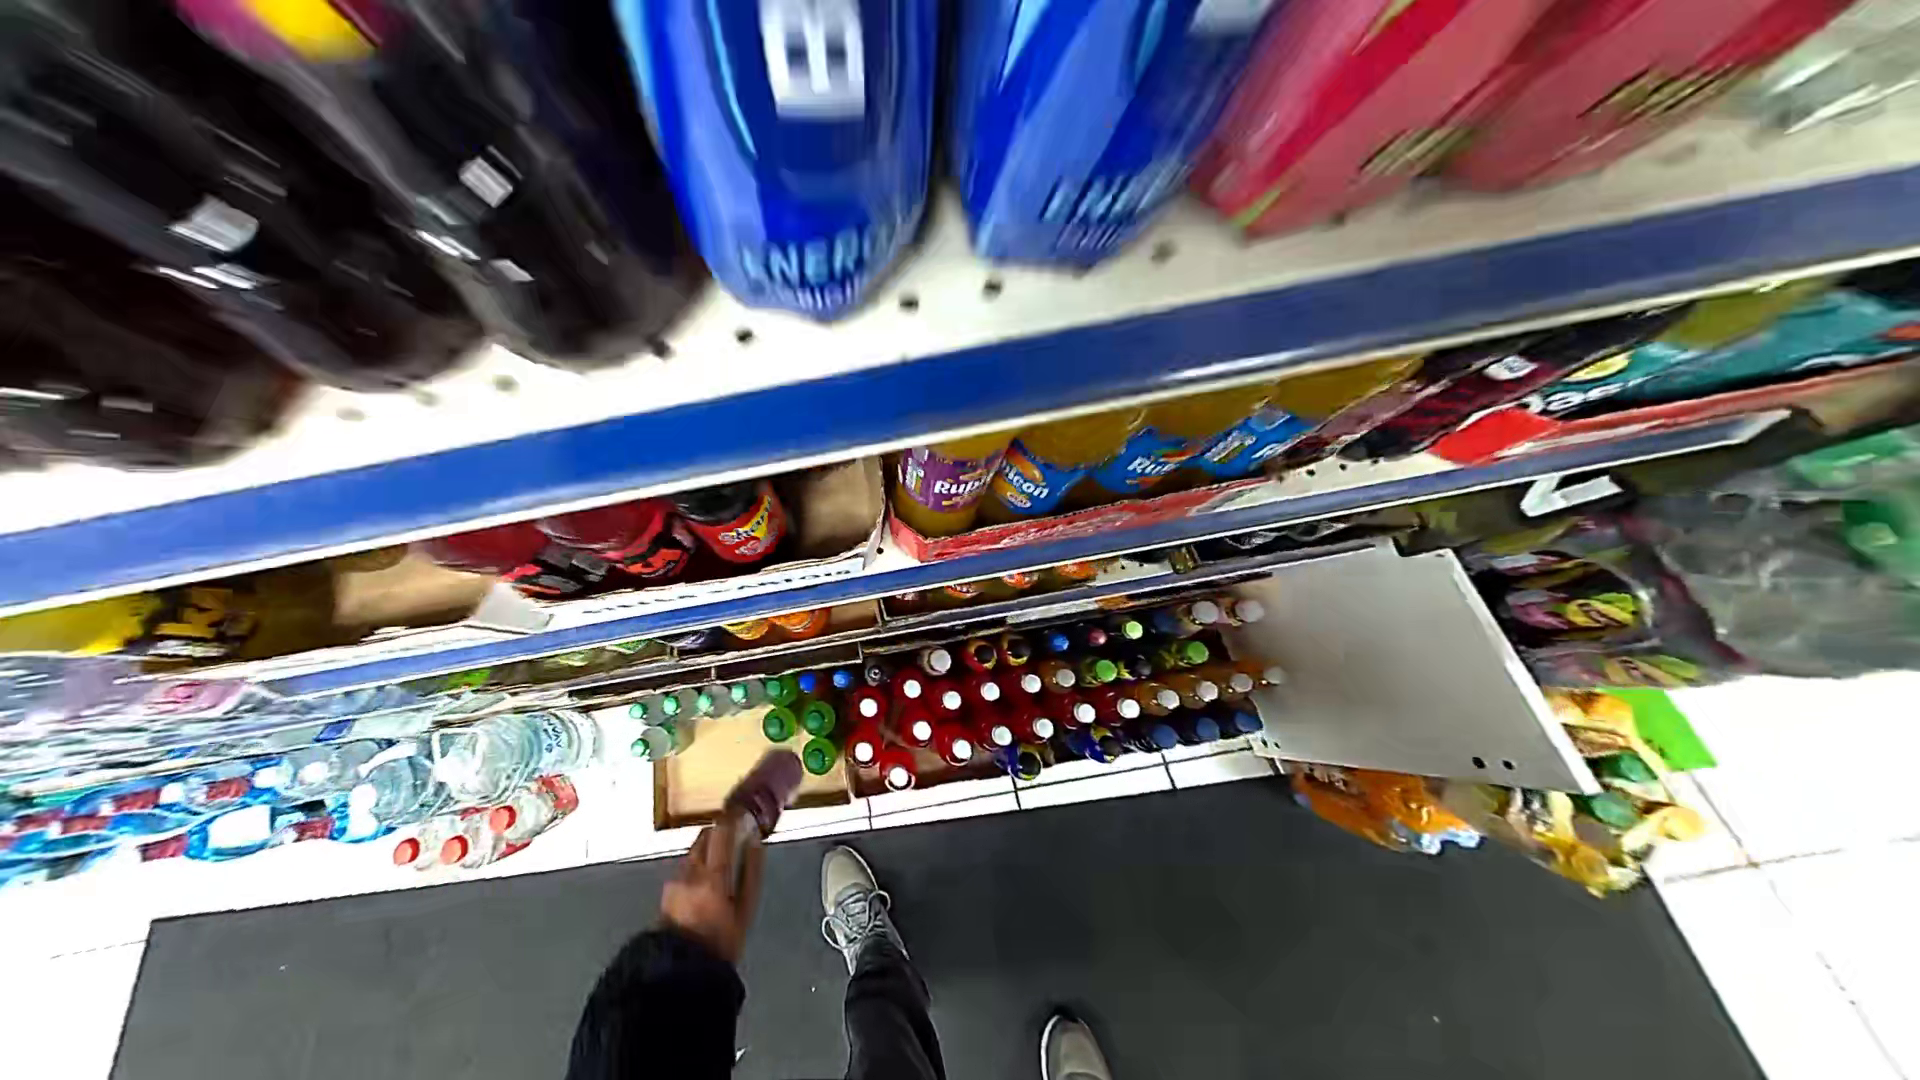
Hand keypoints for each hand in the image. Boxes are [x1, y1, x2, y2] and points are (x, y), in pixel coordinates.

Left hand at [658, 816, 762, 963]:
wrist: (680, 975)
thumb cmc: (720, 944)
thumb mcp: (746, 909)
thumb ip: (752, 871)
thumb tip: (755, 842)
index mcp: (712, 875)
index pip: (721, 831)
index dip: (732, 818)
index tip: (743, 814)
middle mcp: (690, 872)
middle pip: (704, 836)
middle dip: (719, 831)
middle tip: (735, 834)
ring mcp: (674, 882)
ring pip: (693, 851)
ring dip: (708, 848)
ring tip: (722, 858)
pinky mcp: (666, 893)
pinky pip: (685, 867)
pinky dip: (697, 865)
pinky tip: (706, 879)